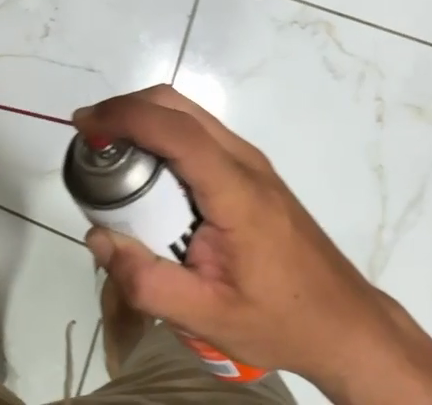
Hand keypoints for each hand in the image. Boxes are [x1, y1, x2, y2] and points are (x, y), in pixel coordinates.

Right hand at [73, 86, 431, 404]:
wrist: (346, 325)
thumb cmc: (281, 320)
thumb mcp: (209, 317)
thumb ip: (148, 282)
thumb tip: (97, 237)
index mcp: (236, 191)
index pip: (175, 131)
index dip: (125, 117)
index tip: (84, 125)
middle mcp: (244, 161)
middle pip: (176, 105)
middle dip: (125, 108)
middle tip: (88, 137)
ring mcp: (251, 161)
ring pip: (186, 111)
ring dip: (142, 117)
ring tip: (108, 149)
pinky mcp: (251, 170)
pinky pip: (197, 131)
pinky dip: (161, 131)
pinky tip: (144, 168)